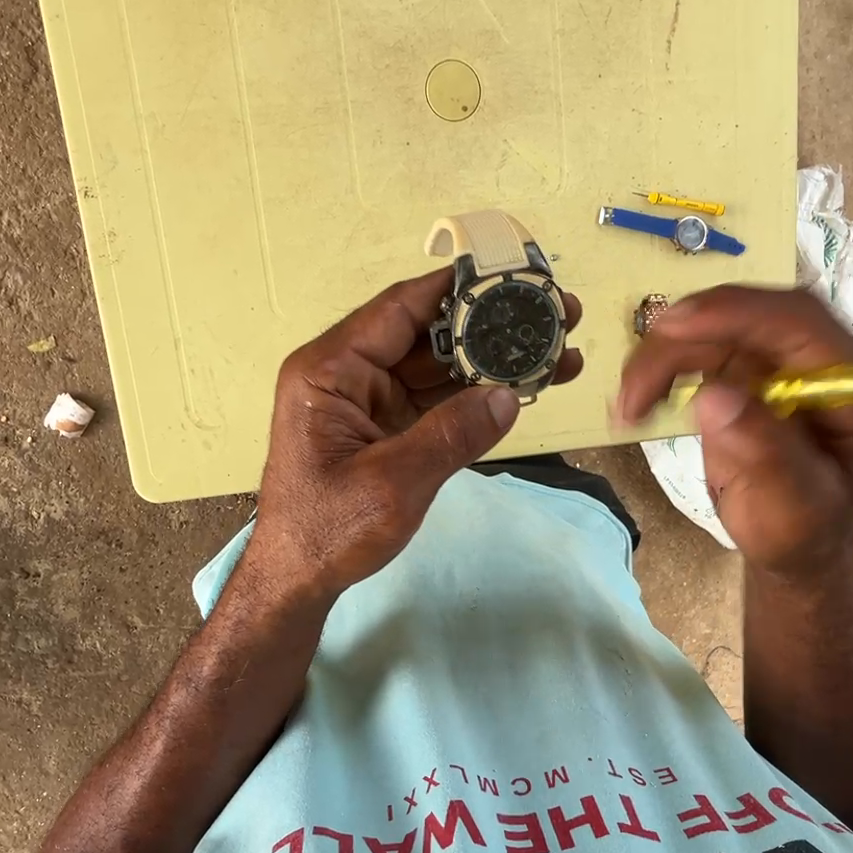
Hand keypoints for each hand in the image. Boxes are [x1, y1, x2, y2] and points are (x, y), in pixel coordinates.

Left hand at [250, 267, 582, 598]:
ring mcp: (366, 401)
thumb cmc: (329, 531)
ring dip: (489, 362)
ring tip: (554, 352)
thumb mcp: (393, 484)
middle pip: (425, 333)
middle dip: (489, 326)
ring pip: (436, 366)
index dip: (458, 288)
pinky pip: (433, 400)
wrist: (298, 579)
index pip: (400, 309)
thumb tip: (509, 396)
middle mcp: (346, 374)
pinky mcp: (382, 427)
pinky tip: (519, 389)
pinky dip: (473, 396)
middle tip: (555, 316)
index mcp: (330, 371)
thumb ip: (451, 436)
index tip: (513, 273)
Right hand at [615, 287, 852, 576]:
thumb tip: (711, 397)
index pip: (797, 321)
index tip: (674, 327)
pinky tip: (634, 403)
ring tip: (627, 408)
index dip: (737, 313)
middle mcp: (811, 358)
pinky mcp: (738, 372)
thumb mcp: (793, 505)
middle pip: (745, 317)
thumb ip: (764, 452)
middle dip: (683, 340)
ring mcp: (773, 362)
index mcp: (848, 380)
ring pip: (709, 332)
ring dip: (659, 360)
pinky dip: (657, 372)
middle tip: (635, 383)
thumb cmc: (803, 529)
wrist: (790, 542)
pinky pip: (692, 353)